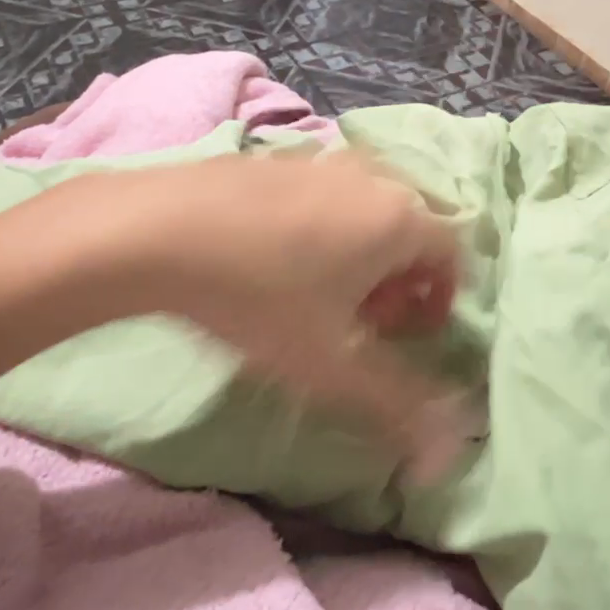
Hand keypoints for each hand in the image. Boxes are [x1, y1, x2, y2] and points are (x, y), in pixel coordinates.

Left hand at [49, 151, 470, 476]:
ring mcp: (319, 159)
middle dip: (399, 279)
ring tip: (315, 293)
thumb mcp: (330, 365)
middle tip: (359, 320)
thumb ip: (397, 409)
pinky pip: (321, 193)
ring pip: (364, 210)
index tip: (401, 336)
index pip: (453, 255)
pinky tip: (270, 259)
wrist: (156, 229)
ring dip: (358, 254)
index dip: (437, 302)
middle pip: (409, 230)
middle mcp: (370, 177)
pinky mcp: (273, 156)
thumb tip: (447, 453)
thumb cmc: (259, 297)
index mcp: (399, 217)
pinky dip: (320, 227)